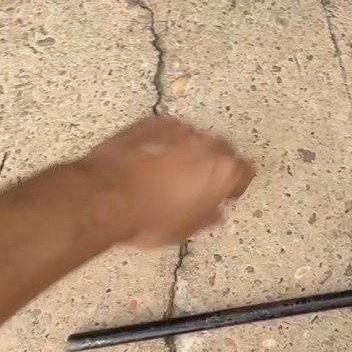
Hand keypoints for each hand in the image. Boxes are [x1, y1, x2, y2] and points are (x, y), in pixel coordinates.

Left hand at [71, 117, 253, 246]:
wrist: (107, 196)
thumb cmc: (148, 215)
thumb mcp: (183, 229)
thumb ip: (207, 216)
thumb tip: (214, 214)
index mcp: (223, 170)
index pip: (244, 172)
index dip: (235, 184)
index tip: (227, 192)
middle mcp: (208, 144)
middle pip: (222, 151)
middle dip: (212, 165)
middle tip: (196, 183)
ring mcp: (181, 129)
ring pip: (194, 139)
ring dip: (187, 151)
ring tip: (168, 172)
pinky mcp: (154, 122)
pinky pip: (167, 131)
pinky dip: (163, 142)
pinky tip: (149, 160)